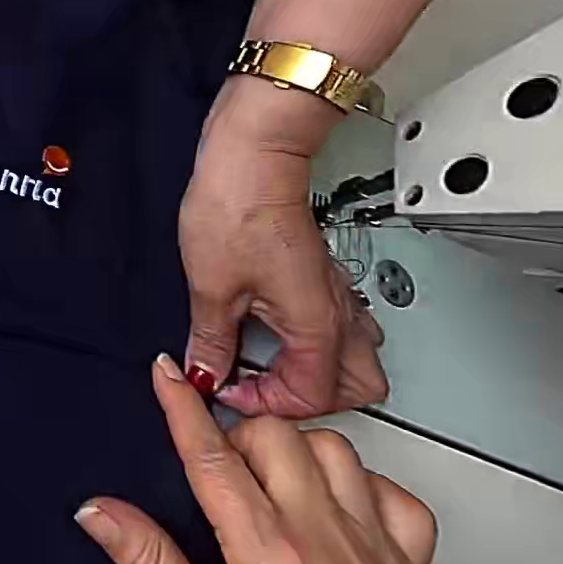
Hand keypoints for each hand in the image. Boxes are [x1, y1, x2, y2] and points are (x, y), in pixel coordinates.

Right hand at [78, 355, 451, 563]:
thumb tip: (97, 511)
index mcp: (272, 559)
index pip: (215, 459)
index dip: (182, 407)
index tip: (166, 371)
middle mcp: (328, 544)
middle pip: (278, 437)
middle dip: (236, 435)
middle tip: (215, 466)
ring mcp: (377, 554)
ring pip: (336, 450)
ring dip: (293, 451)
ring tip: (266, 479)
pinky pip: (395, 495)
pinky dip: (360, 485)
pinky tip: (331, 505)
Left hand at [179, 76, 387, 416]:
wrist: (252, 161)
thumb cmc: (235, 213)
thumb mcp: (210, 289)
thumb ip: (211, 339)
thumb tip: (207, 371)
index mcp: (316, 325)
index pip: (312, 396)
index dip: (264, 402)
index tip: (224, 385)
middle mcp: (337, 313)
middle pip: (355, 387)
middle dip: (305, 398)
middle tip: (252, 385)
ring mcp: (334, 291)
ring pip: (352, 357)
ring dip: (311, 371)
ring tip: (258, 360)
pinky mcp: (319, 273)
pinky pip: (333, 325)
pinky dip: (306, 342)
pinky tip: (266, 327)